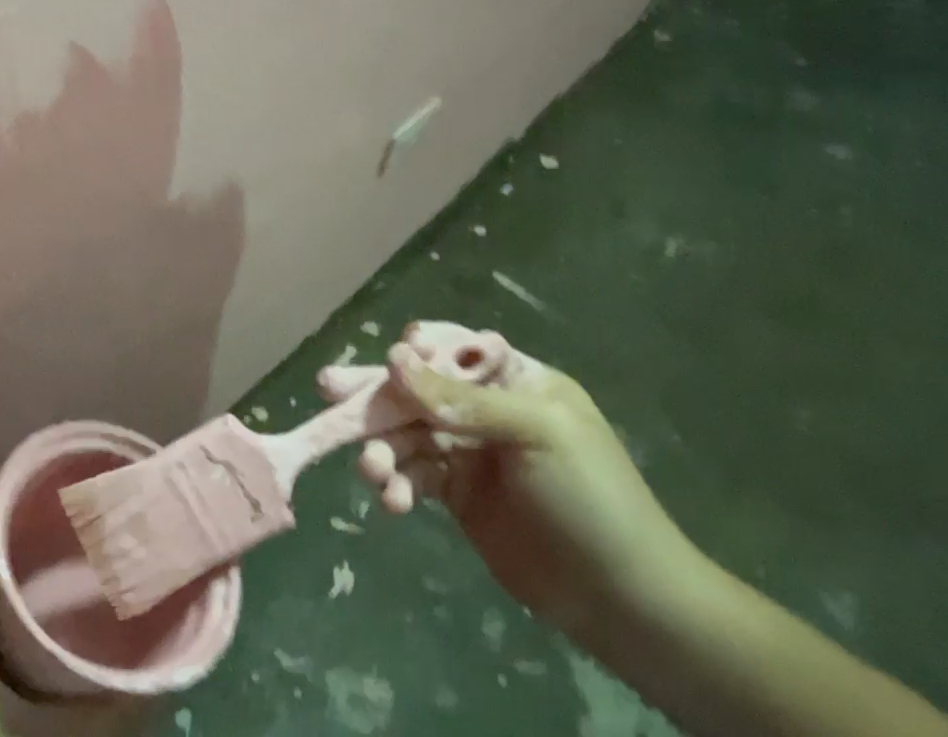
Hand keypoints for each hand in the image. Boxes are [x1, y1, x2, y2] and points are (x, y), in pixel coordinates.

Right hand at [324, 325, 703, 635]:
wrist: (619, 596)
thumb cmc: (590, 498)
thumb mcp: (534, 433)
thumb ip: (461, 399)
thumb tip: (394, 356)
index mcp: (515, 381)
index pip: (451, 350)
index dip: (413, 355)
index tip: (383, 367)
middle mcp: (485, 409)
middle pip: (416, 390)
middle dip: (374, 396)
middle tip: (328, 393)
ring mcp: (467, 451)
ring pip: (405, 435)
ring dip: (383, 450)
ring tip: (374, 473)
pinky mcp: (453, 492)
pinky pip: (410, 474)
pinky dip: (396, 485)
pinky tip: (395, 502)